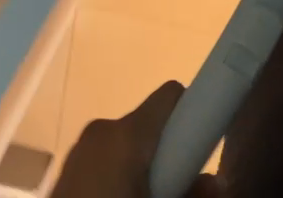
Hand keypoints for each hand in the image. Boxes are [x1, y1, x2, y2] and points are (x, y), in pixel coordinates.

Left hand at [53, 82, 220, 197]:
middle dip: (168, 155)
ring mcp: (80, 149)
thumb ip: (194, 195)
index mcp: (127, 134)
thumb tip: (217, 182)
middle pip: (152, 127)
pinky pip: (106, 161)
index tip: (202, 145)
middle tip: (175, 189)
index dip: (192, 114)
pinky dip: (120, 177)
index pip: (171, 95)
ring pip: (128, 146)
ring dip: (144, 169)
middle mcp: (103, 130)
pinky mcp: (66, 171)